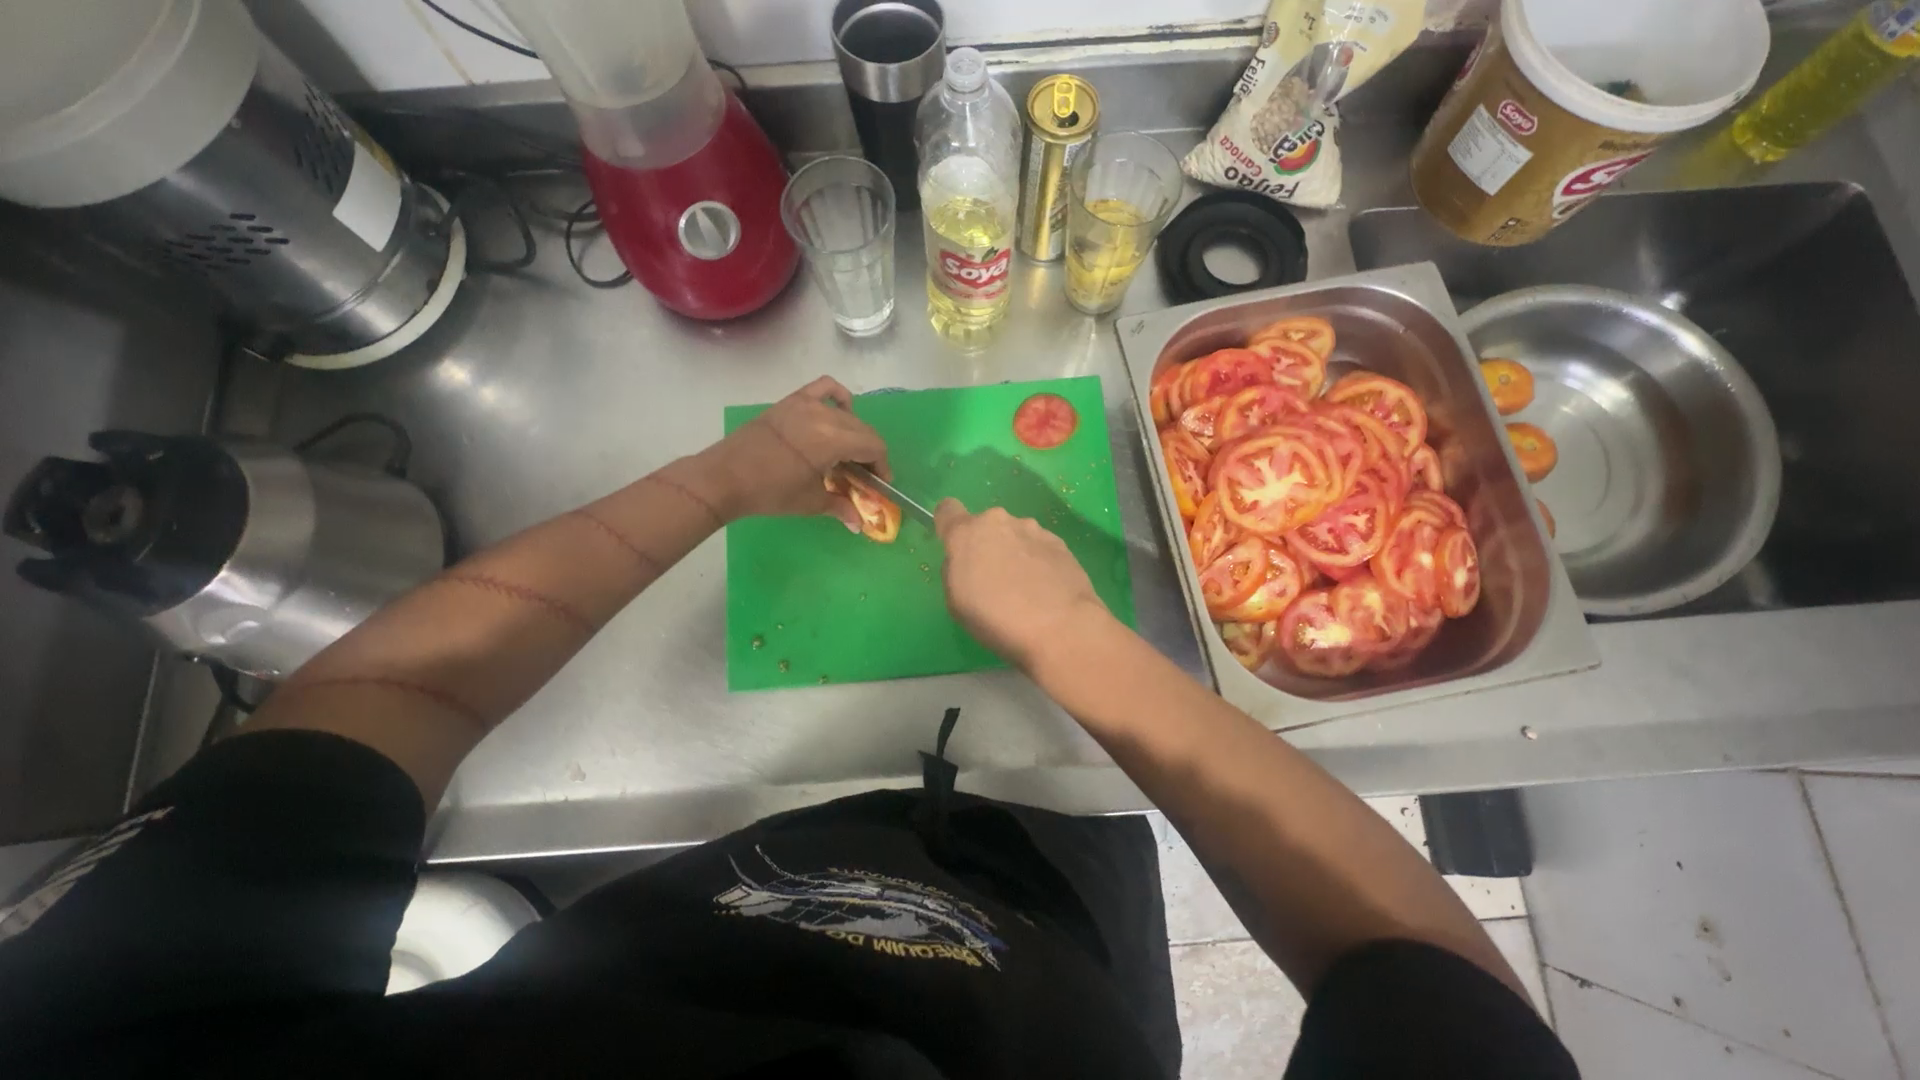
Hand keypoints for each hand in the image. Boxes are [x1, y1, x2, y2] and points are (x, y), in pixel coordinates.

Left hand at [699, 376, 890, 528]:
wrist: (724, 478)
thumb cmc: (769, 492)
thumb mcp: (810, 502)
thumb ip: (840, 507)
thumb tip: (859, 524)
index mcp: (833, 440)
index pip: (873, 446)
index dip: (882, 466)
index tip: (879, 484)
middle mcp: (824, 416)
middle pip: (863, 430)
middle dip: (869, 453)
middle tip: (863, 476)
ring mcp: (806, 404)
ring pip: (846, 414)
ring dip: (854, 432)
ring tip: (846, 453)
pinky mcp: (790, 401)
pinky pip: (824, 388)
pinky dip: (838, 398)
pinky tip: (837, 414)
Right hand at [935, 498, 1111, 670]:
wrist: (1060, 626)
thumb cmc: (996, 619)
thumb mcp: (956, 602)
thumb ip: (955, 570)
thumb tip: (968, 561)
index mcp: (966, 533)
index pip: (947, 509)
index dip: (949, 526)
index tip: (957, 548)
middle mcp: (999, 521)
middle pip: (986, 526)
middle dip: (987, 546)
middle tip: (995, 581)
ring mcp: (1033, 529)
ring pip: (1015, 535)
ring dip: (1015, 553)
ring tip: (1026, 589)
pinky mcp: (1059, 542)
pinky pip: (1039, 547)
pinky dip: (1038, 562)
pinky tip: (1046, 590)